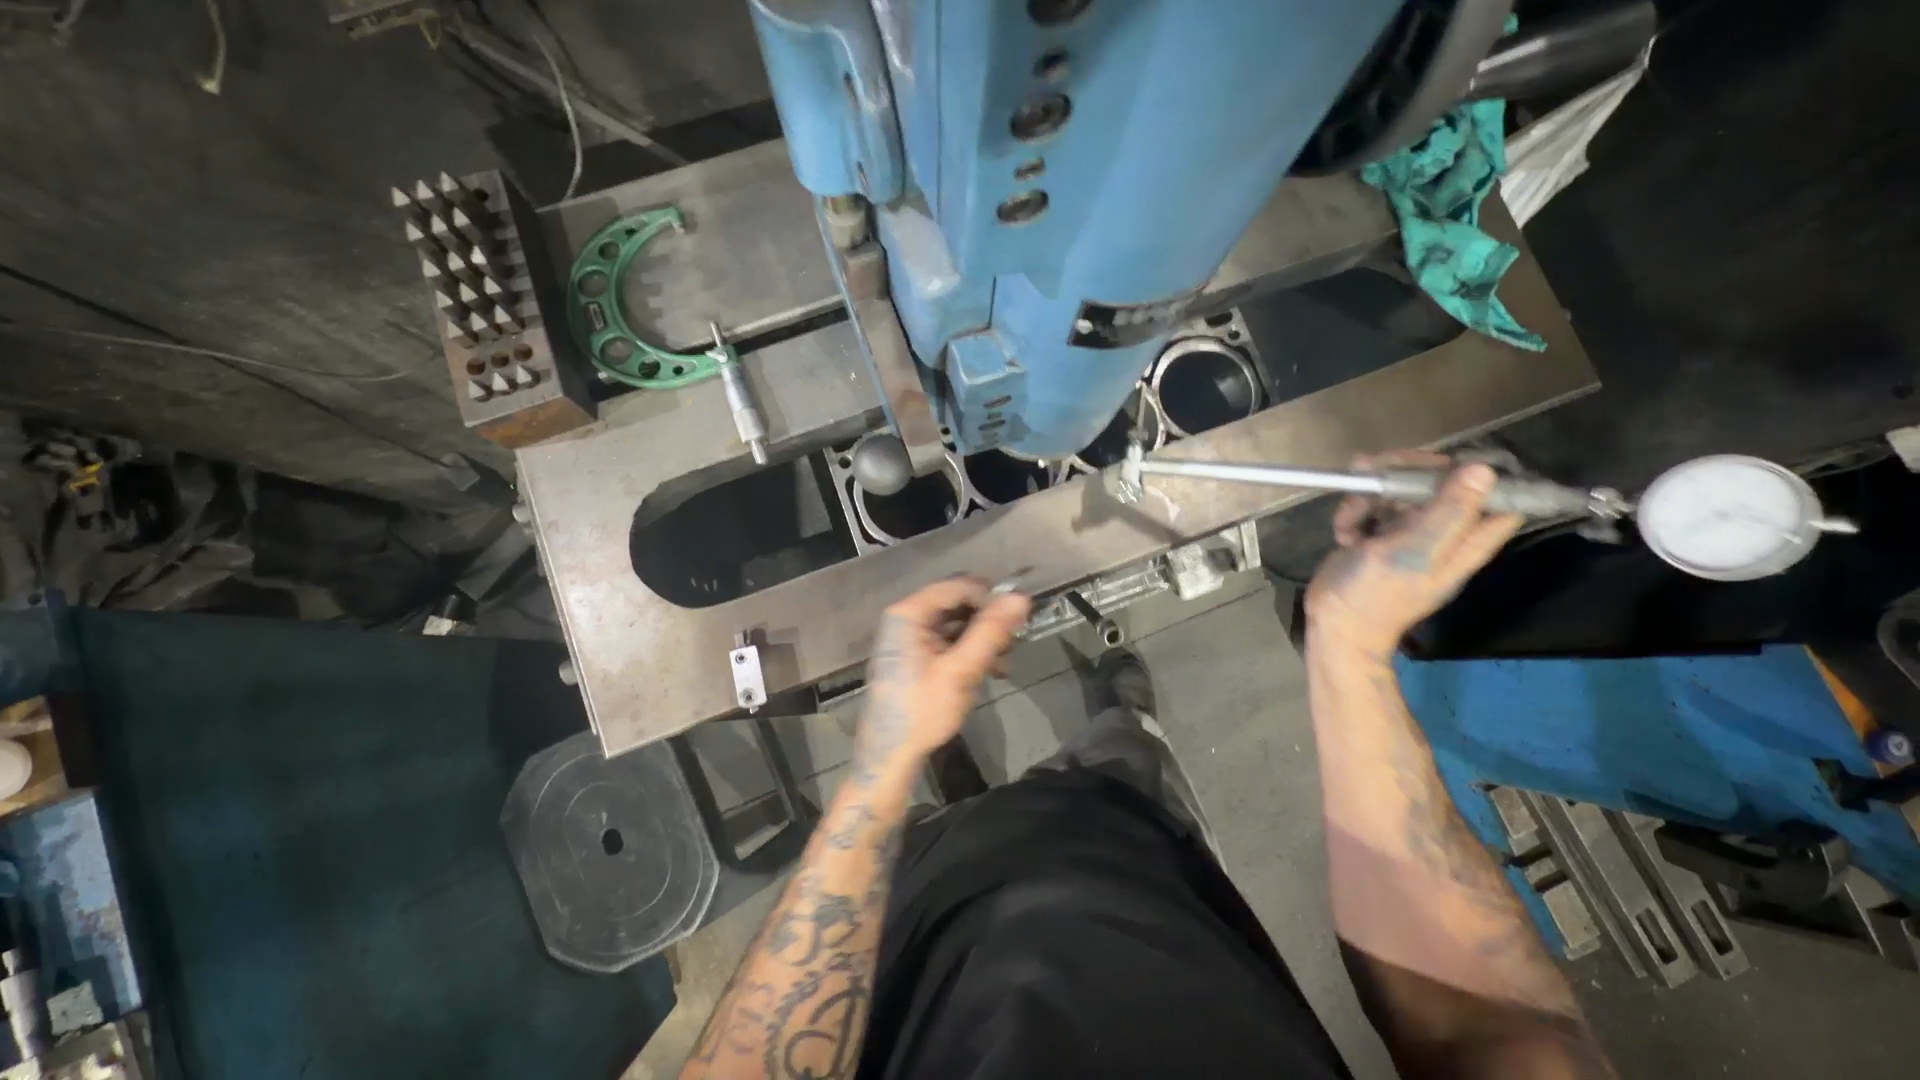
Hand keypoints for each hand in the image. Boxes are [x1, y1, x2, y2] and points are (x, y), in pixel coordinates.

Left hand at [854, 578, 1031, 780]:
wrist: (890, 753)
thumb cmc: (923, 710)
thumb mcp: (961, 670)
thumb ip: (991, 632)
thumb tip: (1021, 598)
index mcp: (909, 614)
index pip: (959, 586)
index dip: (990, 598)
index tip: (1017, 619)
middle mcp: (906, 618)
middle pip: (957, 604)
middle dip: (987, 621)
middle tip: (1014, 643)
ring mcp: (908, 638)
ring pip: (955, 624)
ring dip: (982, 639)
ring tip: (1004, 662)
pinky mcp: (914, 656)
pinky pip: (947, 641)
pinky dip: (969, 651)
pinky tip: (990, 670)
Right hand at [1306, 453, 1520, 661]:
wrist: (1334, 626)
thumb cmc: (1377, 596)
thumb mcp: (1414, 552)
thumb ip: (1449, 511)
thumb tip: (1484, 470)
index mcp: (1465, 539)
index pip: (1500, 497)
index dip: (1483, 473)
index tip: (1450, 461)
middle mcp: (1443, 531)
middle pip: (1441, 481)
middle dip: (1405, 473)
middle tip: (1375, 473)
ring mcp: (1408, 532)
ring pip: (1400, 489)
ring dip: (1370, 494)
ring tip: (1352, 515)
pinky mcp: (1378, 535)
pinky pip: (1372, 506)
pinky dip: (1354, 512)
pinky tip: (1344, 533)